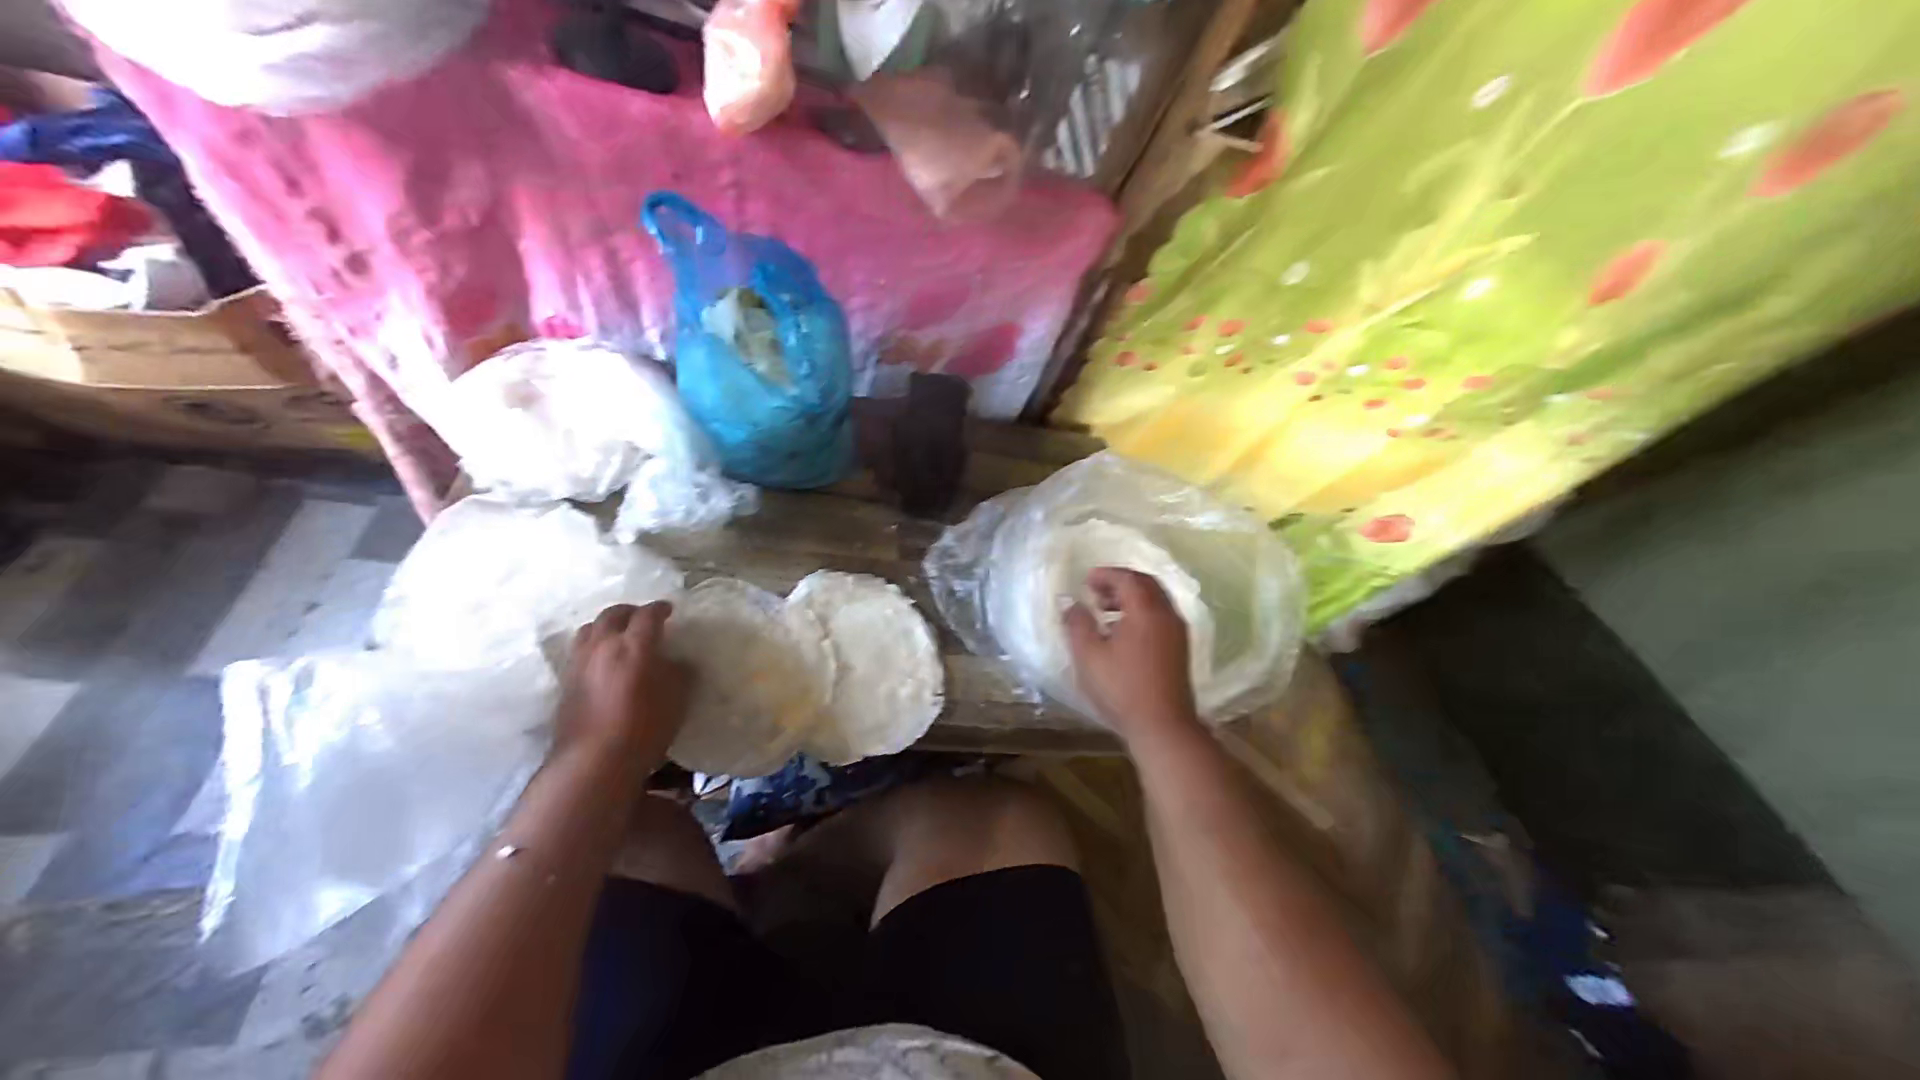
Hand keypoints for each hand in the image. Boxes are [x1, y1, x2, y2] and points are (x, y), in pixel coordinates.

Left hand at [556, 602, 689, 773]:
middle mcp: (603, 646)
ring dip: (607, 625)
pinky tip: (603, 660)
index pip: (648, 615)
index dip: (660, 609)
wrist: (593, 761)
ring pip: (590, 629)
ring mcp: (580, 663)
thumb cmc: (644, 728)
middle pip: (613, 614)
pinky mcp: (566, 682)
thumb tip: (677, 661)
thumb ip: (680, 672)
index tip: (670, 610)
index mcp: (634, 645)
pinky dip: (594, 645)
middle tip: (644, 617)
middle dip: (631, 611)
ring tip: (619, 634)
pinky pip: (580, 650)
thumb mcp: (677, 699)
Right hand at [1063, 567, 1201, 744]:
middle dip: (1120, 582)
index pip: (1127, 578)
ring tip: (1106, 611)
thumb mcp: (1088, 655)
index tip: (1086, 580)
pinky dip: (1141, 613)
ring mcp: (1177, 632)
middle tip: (1096, 591)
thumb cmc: (1121, 688)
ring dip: (1131, 598)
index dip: (1105, 575)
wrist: (1163, 726)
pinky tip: (1123, 633)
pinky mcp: (1180, 649)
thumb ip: (1077, 623)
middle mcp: (1167, 614)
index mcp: (1146, 610)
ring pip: (1155, 600)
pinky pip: (1160, 616)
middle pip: (1146, 584)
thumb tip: (1071, 603)